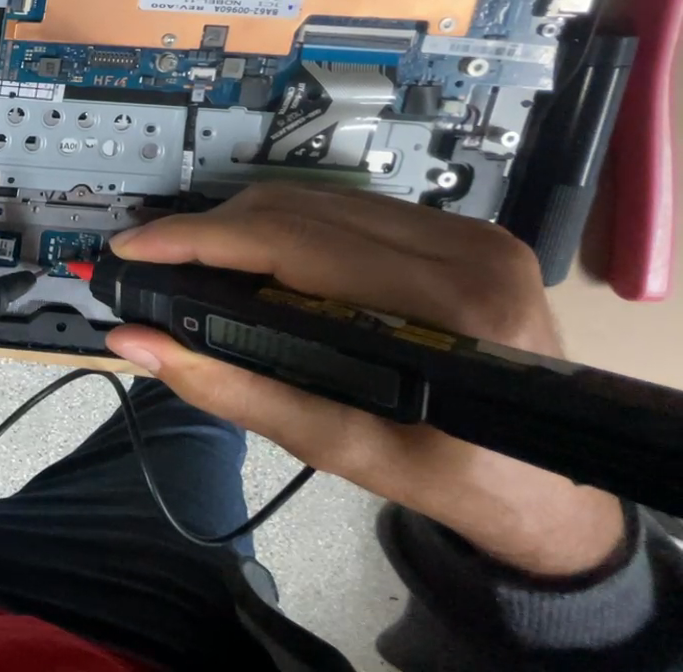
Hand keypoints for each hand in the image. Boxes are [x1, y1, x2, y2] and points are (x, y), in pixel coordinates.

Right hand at [105, 183, 627, 577]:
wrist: (552, 485)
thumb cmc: (452, 476)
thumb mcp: (338, 449)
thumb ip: (231, 389)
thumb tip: (136, 340)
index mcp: (448, 304)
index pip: (289, 242)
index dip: (196, 238)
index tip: (131, 249)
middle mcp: (465, 250)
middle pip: (292, 208)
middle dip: (205, 231)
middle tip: (151, 264)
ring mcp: (466, 233)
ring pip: (307, 198)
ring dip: (235, 225)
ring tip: (190, 261)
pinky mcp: (457, 230)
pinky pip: (336, 205)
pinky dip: (275, 225)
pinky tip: (250, 257)